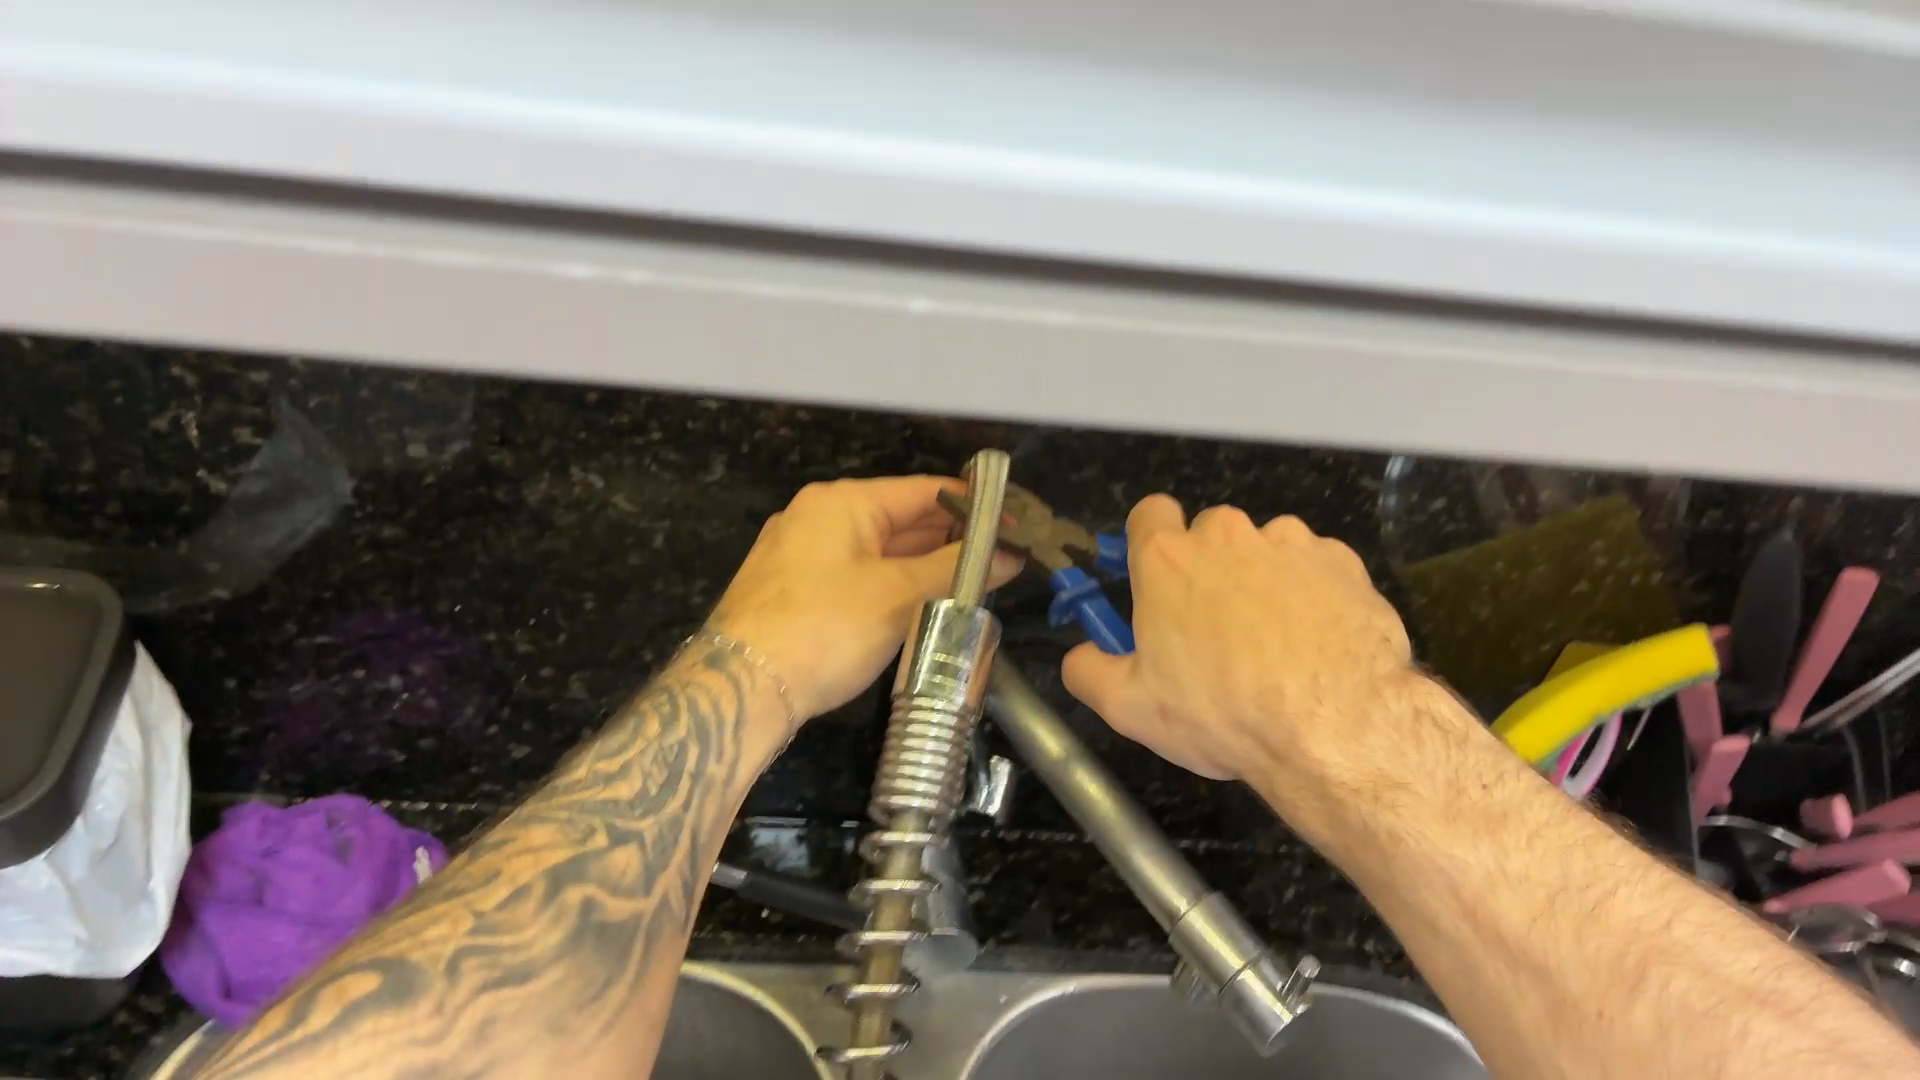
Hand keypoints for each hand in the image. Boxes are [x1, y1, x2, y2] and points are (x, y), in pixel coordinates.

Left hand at [708, 476, 1021, 724]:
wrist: (741, 689)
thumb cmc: (825, 628)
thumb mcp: (899, 595)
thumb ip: (957, 570)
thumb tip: (1009, 554)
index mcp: (843, 502)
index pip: (924, 491)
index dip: (974, 507)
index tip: (1015, 527)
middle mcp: (818, 518)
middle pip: (901, 520)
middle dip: (951, 542)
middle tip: (1003, 563)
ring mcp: (801, 555)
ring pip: (879, 552)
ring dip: (924, 568)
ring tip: (975, 586)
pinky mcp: (795, 591)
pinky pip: (858, 577)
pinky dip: (893, 587)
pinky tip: (922, 606)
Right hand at [1060, 495, 1420, 791]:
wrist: (1337, 728)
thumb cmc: (1222, 713)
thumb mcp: (1128, 708)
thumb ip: (1086, 671)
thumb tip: (1081, 654)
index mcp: (1167, 559)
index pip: (1148, 513)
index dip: (1149, 541)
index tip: (1157, 580)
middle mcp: (1226, 534)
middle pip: (1207, 534)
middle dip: (1206, 568)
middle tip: (1214, 629)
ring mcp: (1289, 542)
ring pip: (1263, 548)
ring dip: (1260, 579)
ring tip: (1275, 643)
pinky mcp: (1342, 561)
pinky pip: (1313, 566)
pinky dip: (1309, 592)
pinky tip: (1316, 641)